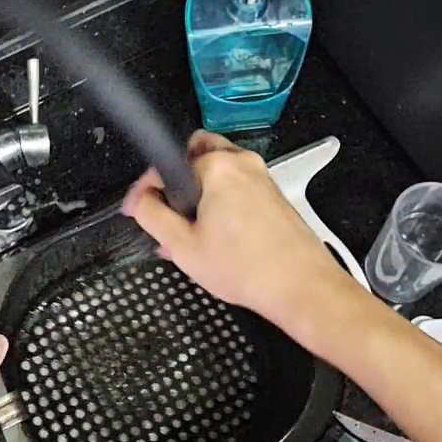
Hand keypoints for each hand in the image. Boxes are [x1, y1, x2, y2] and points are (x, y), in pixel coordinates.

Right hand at [122, 131, 354, 326]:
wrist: (301, 288)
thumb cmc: (251, 269)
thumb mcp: (183, 246)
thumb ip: (152, 216)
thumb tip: (139, 201)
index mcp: (217, 167)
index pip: (166, 163)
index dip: (146, 190)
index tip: (139, 208)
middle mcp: (242, 163)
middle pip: (194, 154)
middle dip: (175, 182)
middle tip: (167, 212)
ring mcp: (261, 176)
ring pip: (216, 171)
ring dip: (198, 194)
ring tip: (190, 232)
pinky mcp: (272, 194)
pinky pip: (236, 187)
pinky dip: (220, 202)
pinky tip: (215, 238)